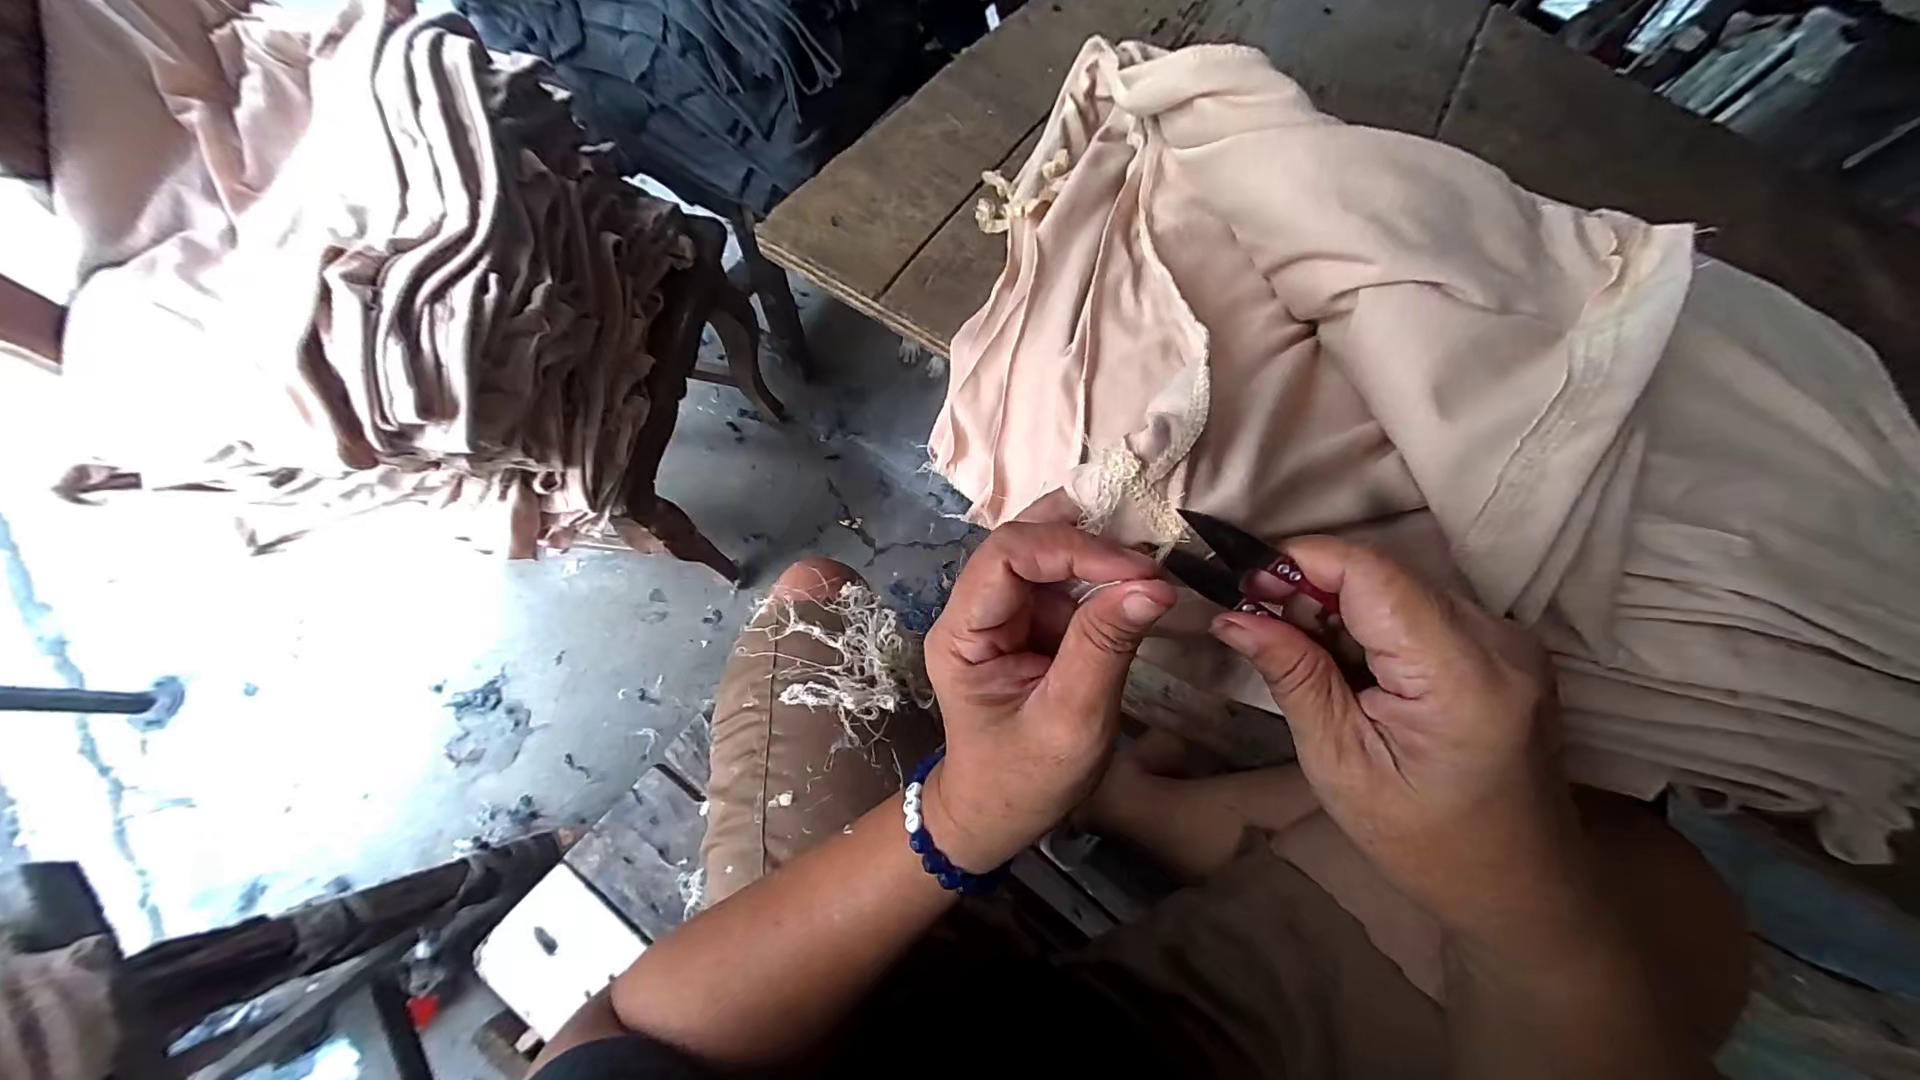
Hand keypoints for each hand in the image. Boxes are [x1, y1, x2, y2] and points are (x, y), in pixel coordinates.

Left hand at [922, 522, 1175, 869]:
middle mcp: (973, 611)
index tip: (1138, 570)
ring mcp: (1001, 614)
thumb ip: (1104, 648)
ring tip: (1148, 566)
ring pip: (1044, 555)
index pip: (1005, 557)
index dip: (1071, 548)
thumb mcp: (1071, 721)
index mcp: (961, 634)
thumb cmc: (1025, 779)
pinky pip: (1062, 582)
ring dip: (1096, 554)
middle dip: (1086, 544)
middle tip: (1149, 563)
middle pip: (1022, 545)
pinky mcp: (1028, 622)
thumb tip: (1153, 586)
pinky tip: (1133, 578)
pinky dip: (1100, 575)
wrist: (998, 811)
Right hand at [1209, 536, 1582, 939]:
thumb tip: (1231, 616)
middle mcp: (1497, 640)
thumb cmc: (1423, 841)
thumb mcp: (1337, 761)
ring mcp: (1506, 638)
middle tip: (1259, 624)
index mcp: (1460, 678)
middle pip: (1381, 574)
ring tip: (1303, 656)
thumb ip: (1292, 675)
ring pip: (1392, 584)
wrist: (1520, 886)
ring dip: (1332, 605)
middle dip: (1308, 587)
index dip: (1300, 561)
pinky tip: (1346, 662)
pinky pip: (1412, 603)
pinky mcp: (1500, 643)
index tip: (1245, 585)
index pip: (1372, 574)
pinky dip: (1363, 620)